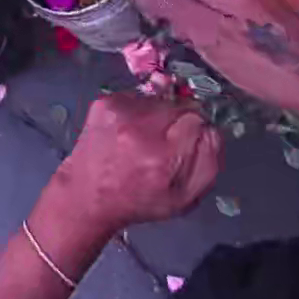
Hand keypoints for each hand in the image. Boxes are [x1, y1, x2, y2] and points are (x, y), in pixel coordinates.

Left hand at [46, 94, 221, 238]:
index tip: (188, 139)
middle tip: (167, 139)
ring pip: (156, 99)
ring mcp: (118, 112)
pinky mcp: (103, 103)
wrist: (86, 193)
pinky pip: (134, 97)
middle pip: (177, 104)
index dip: (196, 128)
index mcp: (163, 155)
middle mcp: (140, 128)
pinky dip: (137, 110)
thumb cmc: (138, 201)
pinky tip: (127, 130)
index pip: (196, 119)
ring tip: (145, 136)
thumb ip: (208, 163)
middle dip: (178, 119)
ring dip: (157, 113)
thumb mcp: (184, 199)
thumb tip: (212, 130)